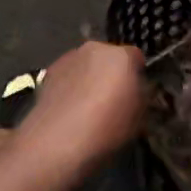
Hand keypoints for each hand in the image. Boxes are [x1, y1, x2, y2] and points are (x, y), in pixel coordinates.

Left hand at [16, 41, 145, 169]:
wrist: (57, 142)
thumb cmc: (106, 129)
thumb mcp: (138, 118)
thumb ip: (141, 95)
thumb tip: (137, 90)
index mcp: (123, 56)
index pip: (136, 57)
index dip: (136, 74)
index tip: (134, 94)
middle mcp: (97, 48)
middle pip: (109, 57)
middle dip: (111, 73)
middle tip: (110, 99)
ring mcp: (71, 57)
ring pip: (87, 64)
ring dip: (89, 77)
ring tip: (85, 106)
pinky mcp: (50, 71)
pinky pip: (68, 74)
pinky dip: (70, 84)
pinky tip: (67, 108)